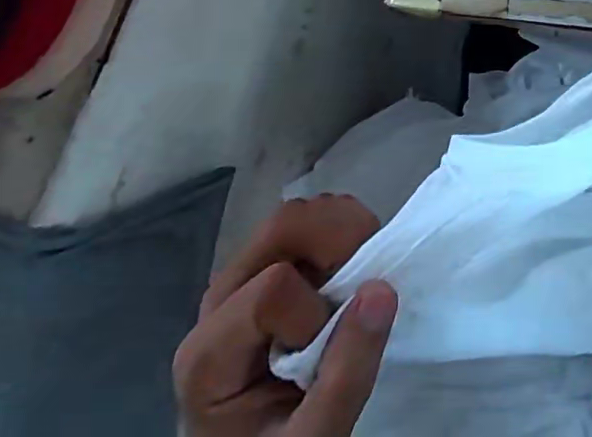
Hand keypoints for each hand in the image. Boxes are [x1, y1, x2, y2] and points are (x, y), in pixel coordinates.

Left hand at [174, 195, 397, 436]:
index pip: (272, 288)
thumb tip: (382, 289)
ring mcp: (244, 276)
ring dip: (345, 233)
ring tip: (356, 282)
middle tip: (364, 283)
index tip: (321, 355)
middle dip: (339, 241)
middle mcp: (220, 299)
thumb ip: (345, 378)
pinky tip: (349, 274)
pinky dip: (345, 233)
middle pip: (283, 226)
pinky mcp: (270, 266)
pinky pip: (310, 221)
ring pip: (299, 213)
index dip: (313, 314)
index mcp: (209, 352)